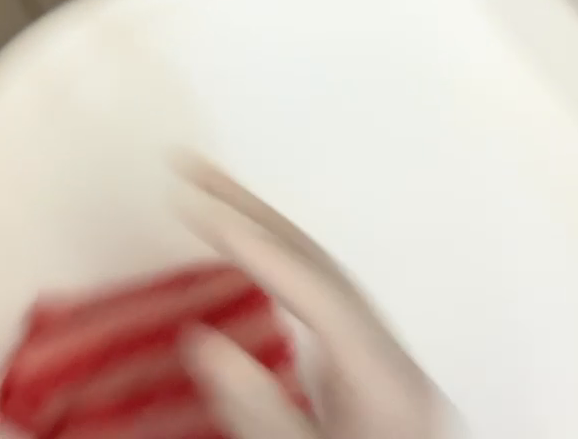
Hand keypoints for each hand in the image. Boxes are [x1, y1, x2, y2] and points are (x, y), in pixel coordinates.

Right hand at [178, 162, 455, 438]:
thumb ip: (260, 411)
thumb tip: (202, 339)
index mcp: (386, 380)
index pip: (317, 289)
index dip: (255, 244)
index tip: (195, 206)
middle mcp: (389, 358)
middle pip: (316, 259)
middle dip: (249, 205)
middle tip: (188, 166)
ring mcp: (380, 359)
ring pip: (316, 266)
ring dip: (257, 218)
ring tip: (204, 183)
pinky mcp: (363, 368)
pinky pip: (314, 286)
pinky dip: (270, 250)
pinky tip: (241, 241)